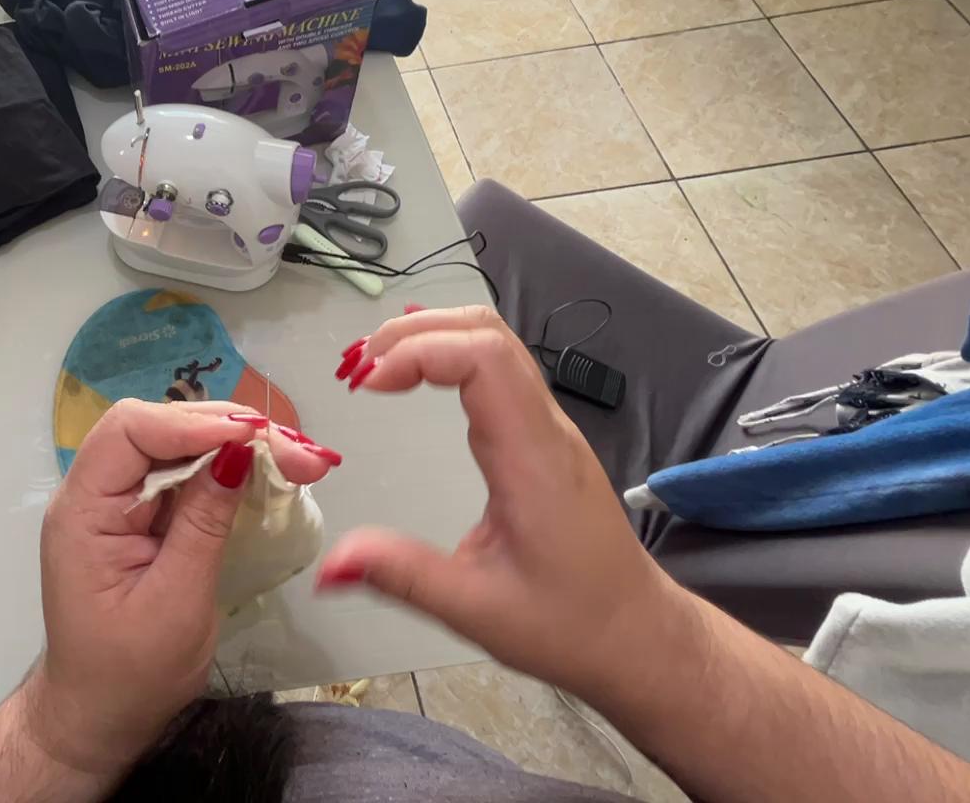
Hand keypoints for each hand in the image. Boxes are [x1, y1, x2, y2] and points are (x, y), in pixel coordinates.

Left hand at [27, 399, 337, 777]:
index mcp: (82, 509)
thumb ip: (204, 523)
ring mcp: (117, 499)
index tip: (253, 437)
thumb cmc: (130, 674)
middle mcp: (94, 491)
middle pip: (156, 426)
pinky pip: (182, 471)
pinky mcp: (141, 512)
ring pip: (175, 442)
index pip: (128, 430)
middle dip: (225, 427)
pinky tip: (263, 470)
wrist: (99, 716)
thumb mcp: (176, 602)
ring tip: (292, 455)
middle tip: (294, 450)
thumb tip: (240, 454)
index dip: (190, 423)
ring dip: (233, 442)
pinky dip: (225, 465)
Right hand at [321, 306, 694, 701]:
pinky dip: (444, 350)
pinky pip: (494, 364)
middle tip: (356, 368)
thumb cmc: (569, 625)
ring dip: (427, 336)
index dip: (419, 351)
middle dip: (412, 333)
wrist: (640, 637)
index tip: (367, 385)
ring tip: (372, 366)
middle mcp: (542, 426)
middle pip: (486, 332)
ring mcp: (544, 423)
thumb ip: (403, 576)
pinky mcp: (536, 431)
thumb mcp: (478, 611)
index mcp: (533, 458)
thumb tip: (329, 564)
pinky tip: (412, 365)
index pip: (484, 358)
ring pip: (492, 339)